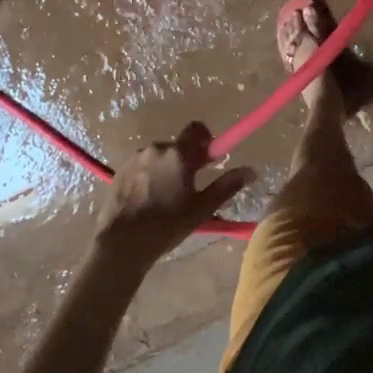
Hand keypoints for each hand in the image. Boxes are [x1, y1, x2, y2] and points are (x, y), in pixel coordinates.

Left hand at [95, 122, 252, 269]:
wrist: (120, 243)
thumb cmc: (166, 226)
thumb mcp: (201, 209)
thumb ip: (226, 186)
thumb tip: (251, 171)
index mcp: (178, 154)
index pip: (197, 129)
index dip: (205, 141)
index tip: (208, 161)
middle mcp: (157, 148)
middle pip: (178, 145)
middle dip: (187, 160)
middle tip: (189, 187)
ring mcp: (135, 157)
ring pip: (159, 156)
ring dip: (167, 168)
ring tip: (166, 197)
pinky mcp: (120, 170)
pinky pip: (142, 164)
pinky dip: (149, 175)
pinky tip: (148, 199)